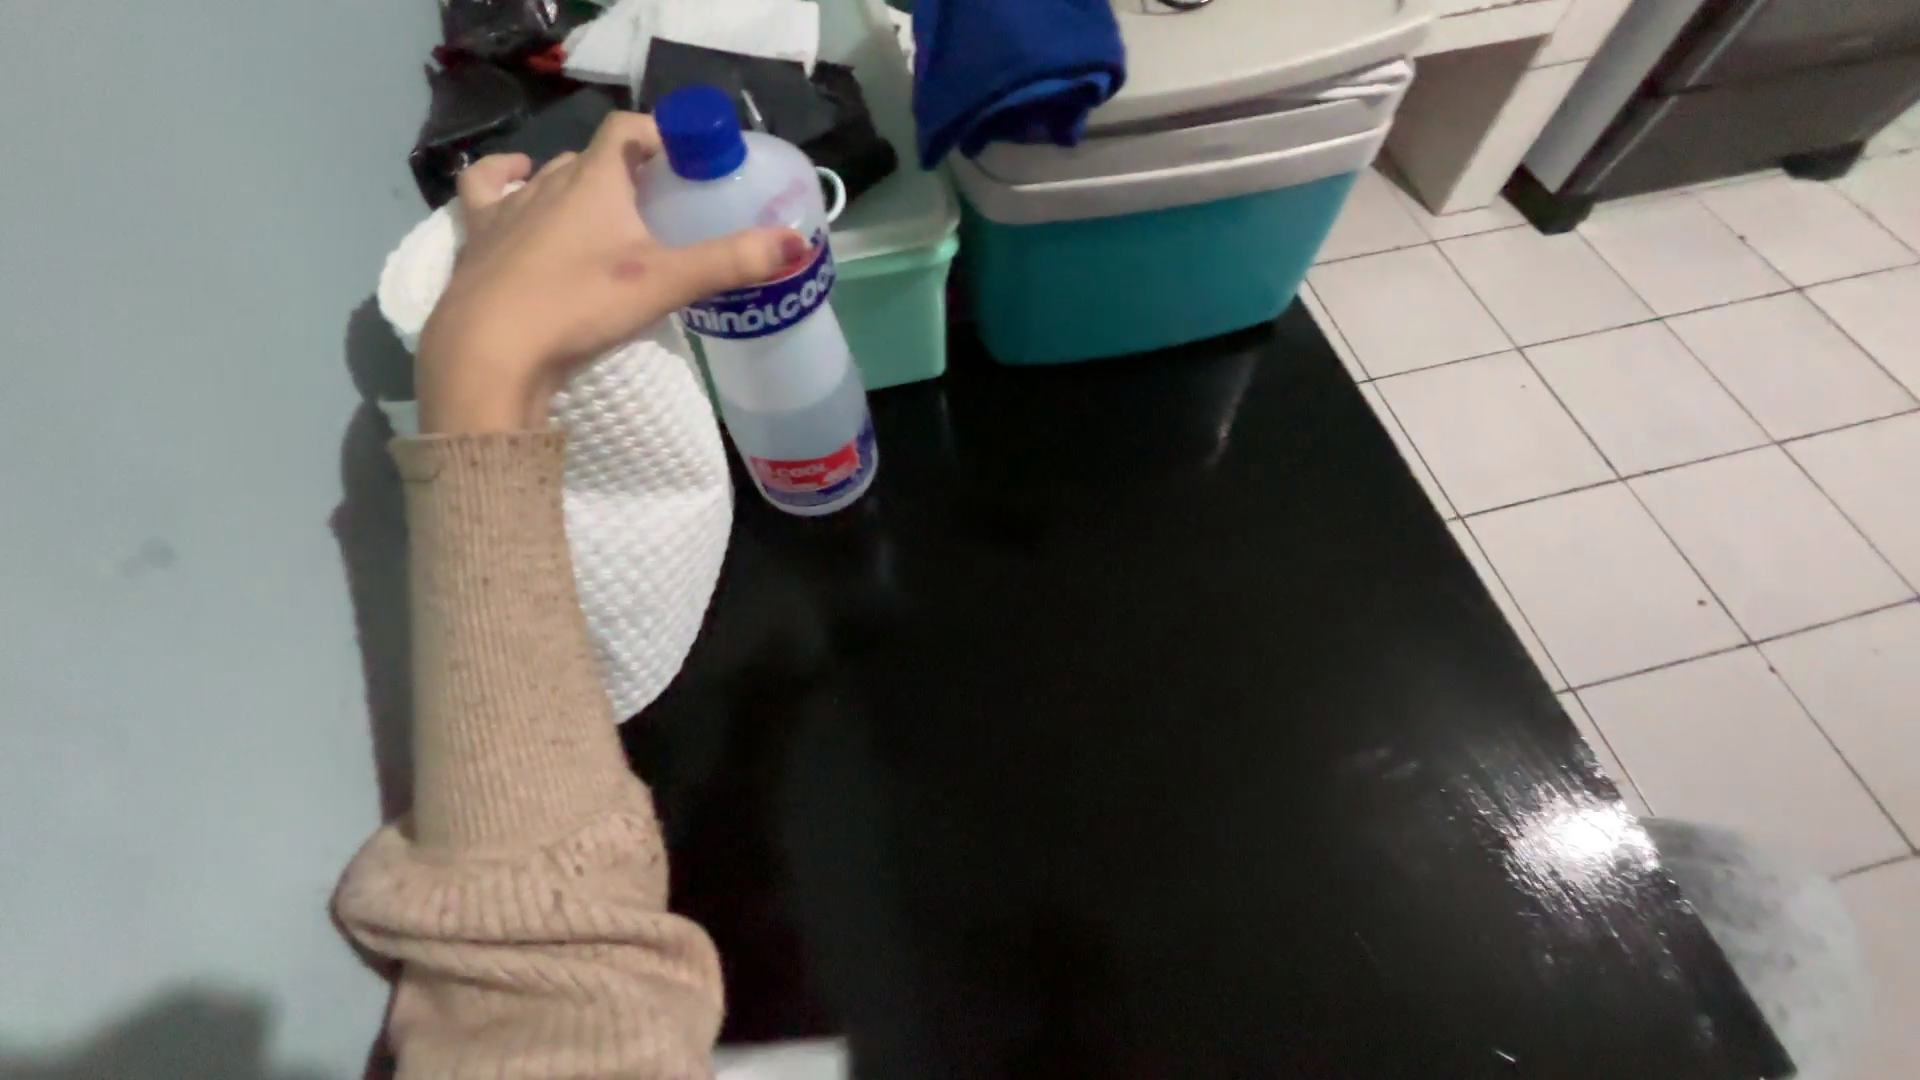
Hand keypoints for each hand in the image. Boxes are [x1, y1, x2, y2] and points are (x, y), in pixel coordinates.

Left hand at [416, 111, 808, 433]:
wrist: (493, 348)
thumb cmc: (582, 305)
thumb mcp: (668, 284)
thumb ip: (731, 262)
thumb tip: (796, 243)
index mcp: (595, 180)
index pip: (628, 130)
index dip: (660, 134)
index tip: (689, 158)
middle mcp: (548, 180)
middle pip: (594, 157)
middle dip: (628, 168)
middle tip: (659, 202)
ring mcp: (508, 207)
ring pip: (546, 173)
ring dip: (577, 180)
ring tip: (604, 206)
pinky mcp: (479, 236)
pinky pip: (487, 188)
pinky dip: (504, 179)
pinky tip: (516, 183)